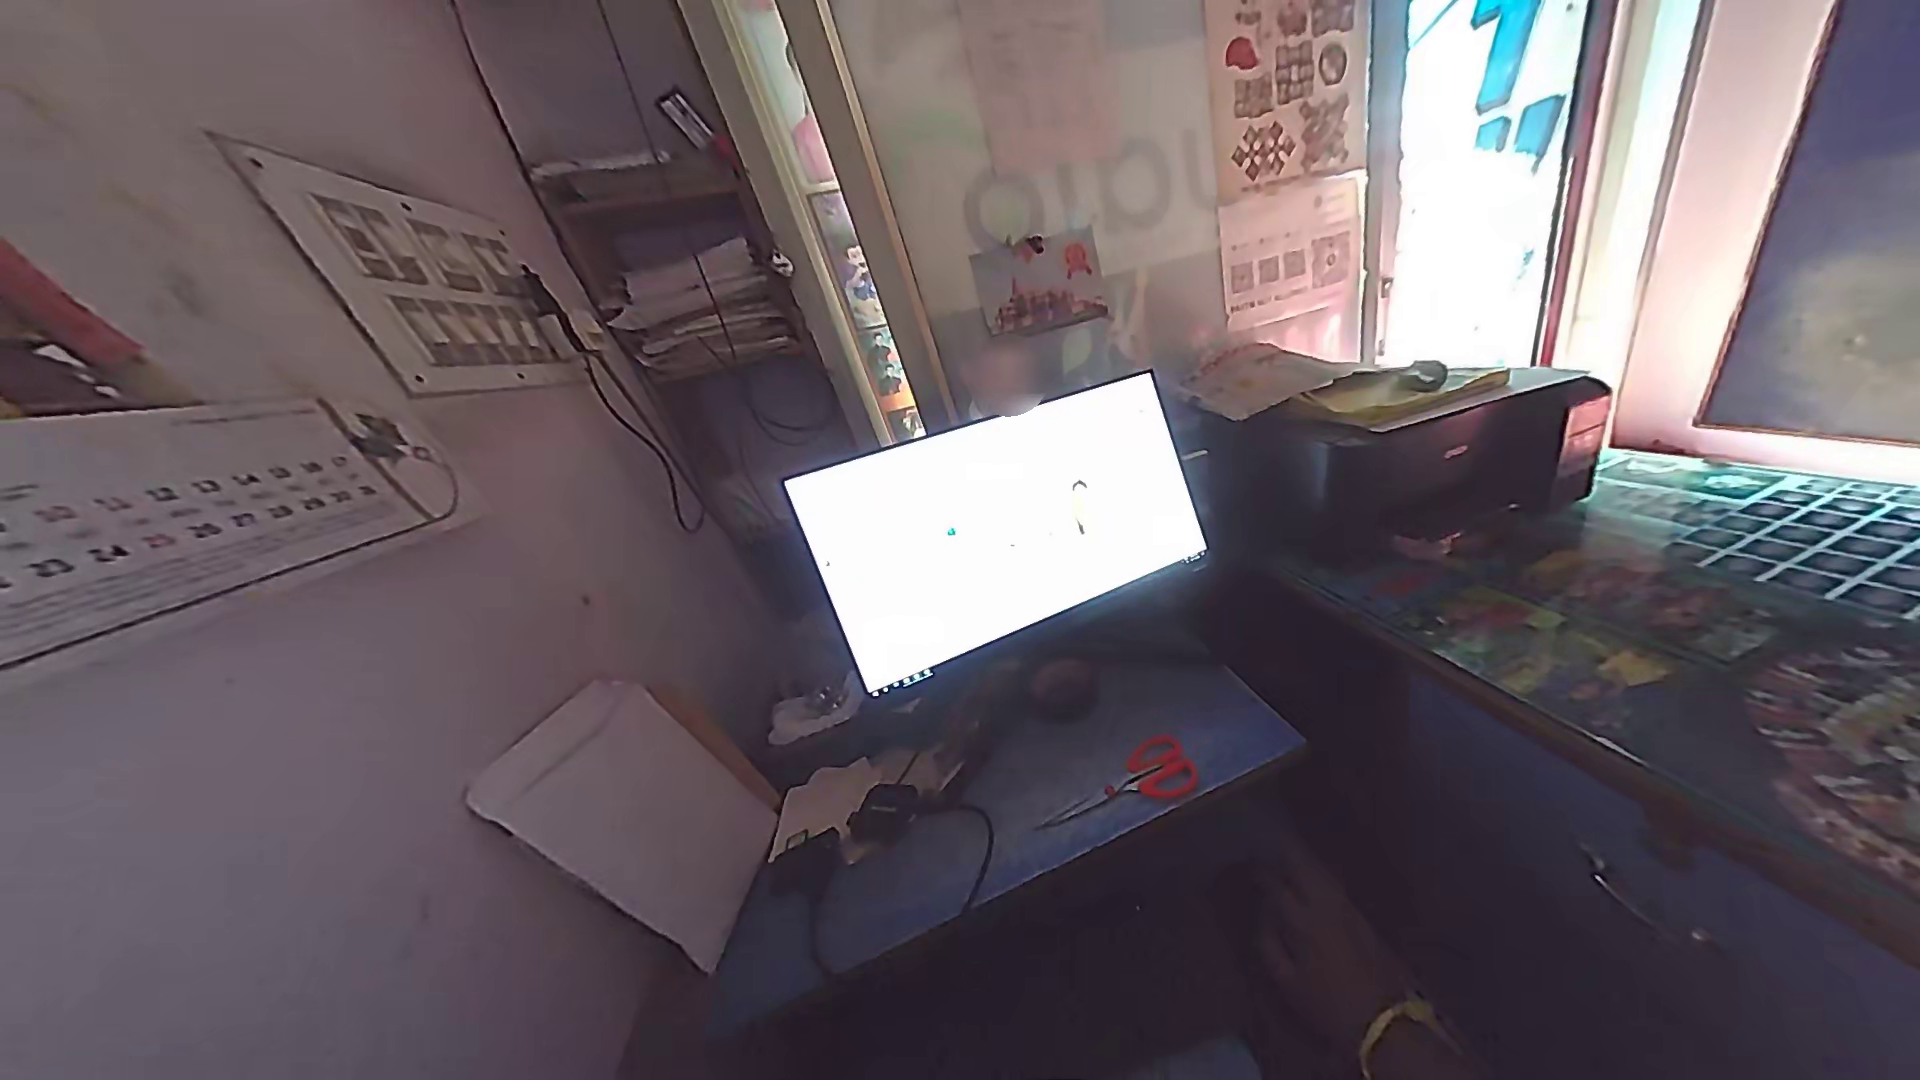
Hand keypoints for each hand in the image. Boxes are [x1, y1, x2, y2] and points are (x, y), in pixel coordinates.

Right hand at [1251, 829, 1413, 1049]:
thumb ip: (1267, 943)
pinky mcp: (1363, 918)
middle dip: (1281, 855)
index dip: (1259, 872)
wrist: (1386, 1025)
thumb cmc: (1329, 1004)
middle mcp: (1325, 906)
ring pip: (1321, 872)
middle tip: (1265, 850)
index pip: (1275, 884)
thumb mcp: (1287, 981)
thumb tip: (1260, 916)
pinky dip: (1319, 874)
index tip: (1247, 867)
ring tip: (1286, 856)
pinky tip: (1312, 877)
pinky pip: (1335, 885)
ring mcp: (1348, 909)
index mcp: (1302, 920)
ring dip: (1302, 861)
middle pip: (1302, 866)